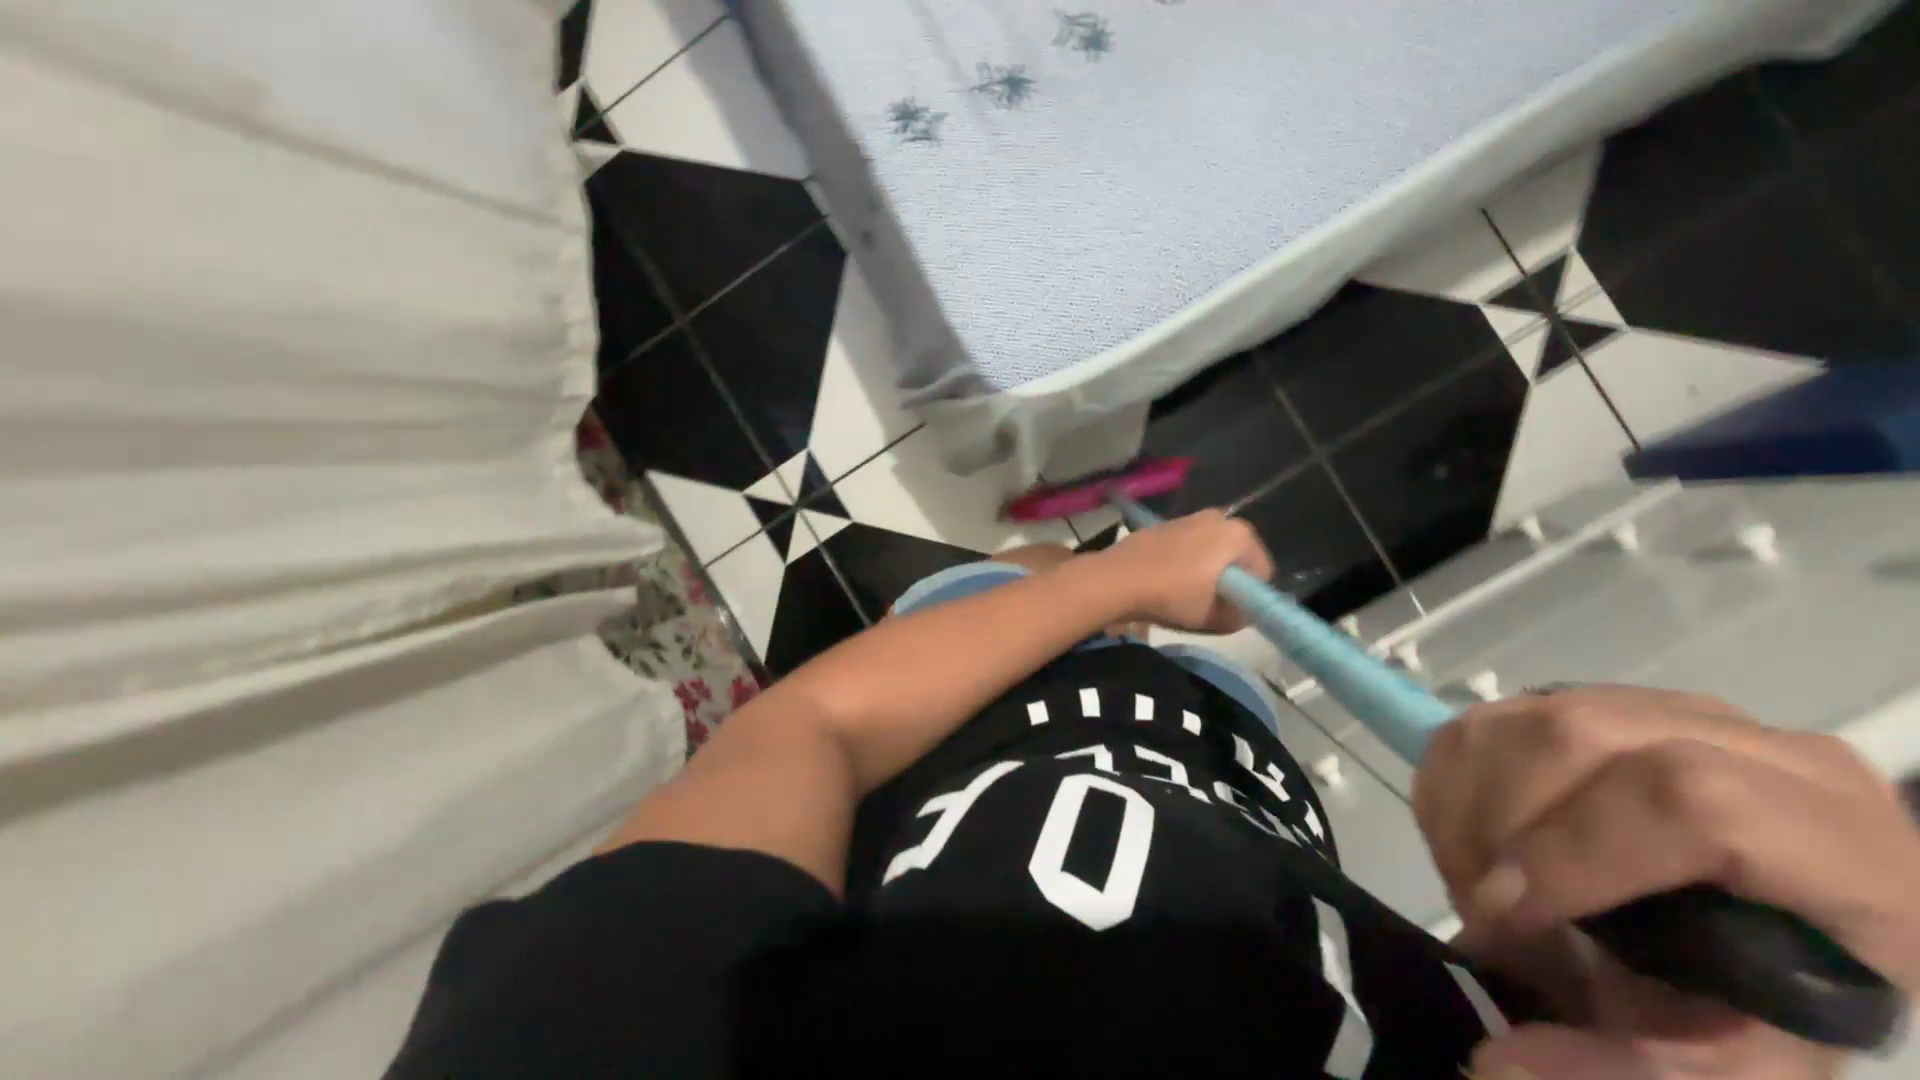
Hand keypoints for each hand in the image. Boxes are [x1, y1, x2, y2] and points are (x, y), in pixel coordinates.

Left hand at [1089, 510, 1273, 633]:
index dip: (1251, 596)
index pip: (1262, 571)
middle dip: (1227, 581)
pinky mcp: (1163, 525)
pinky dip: (1183, 564)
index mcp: (1240, 534)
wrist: (1118, 578)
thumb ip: (1241, 616)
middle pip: (1235, 558)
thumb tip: (1241, 611)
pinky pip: (1185, 549)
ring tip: (1184, 595)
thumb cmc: (1175, 595)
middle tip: (1209, 605)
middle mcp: (1218, 517)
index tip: (1232, 612)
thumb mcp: (1217, 618)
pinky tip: (1166, 582)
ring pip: (1209, 552)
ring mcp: (1188, 518)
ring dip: (1204, 572)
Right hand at [1413, 685, 1919, 1078]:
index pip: (1690, 803)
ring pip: (1521, 718)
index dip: (1574, 856)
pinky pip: (1490, 716)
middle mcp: (1753, 744)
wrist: (1806, 915)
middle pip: (1579, 738)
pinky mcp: (1597, 698)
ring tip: (1480, 879)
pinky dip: (1453, 779)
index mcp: (1837, 839)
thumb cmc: (1794, 991)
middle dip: (1498, 829)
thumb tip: (1492, 1066)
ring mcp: (1665, 708)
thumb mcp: (1749, 1065)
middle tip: (1487, 915)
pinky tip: (1478, 837)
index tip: (1503, 923)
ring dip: (1467, 805)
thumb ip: (1633, 1068)